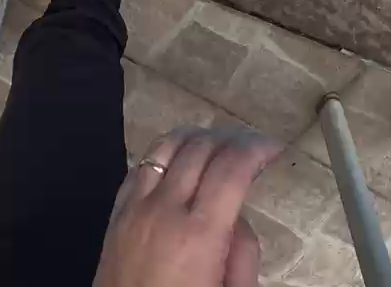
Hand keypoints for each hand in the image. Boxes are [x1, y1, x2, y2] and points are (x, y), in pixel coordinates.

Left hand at [94, 126, 282, 286]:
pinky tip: (179, 161)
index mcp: (199, 234)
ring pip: (167, 144)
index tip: (274, 148)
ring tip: (219, 143)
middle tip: (252, 146)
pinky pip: (142, 165)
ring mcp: (135, 207)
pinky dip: (165, 152)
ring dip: (197, 136)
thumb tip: (237, 217)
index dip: (257, 148)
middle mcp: (165, 208)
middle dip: (232, 137)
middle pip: (201, 147)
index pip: (232, 166)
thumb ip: (242, 255)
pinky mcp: (116, 213)